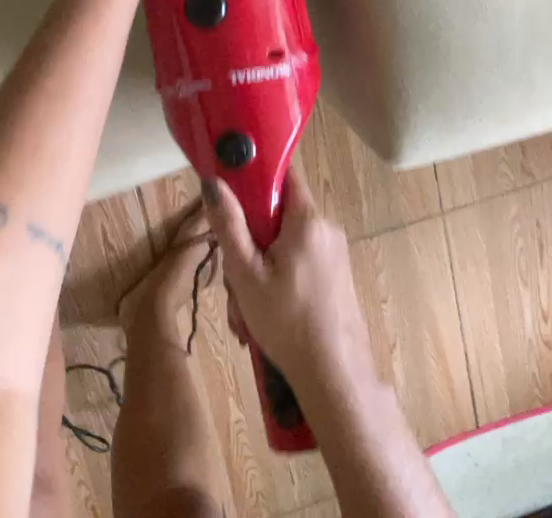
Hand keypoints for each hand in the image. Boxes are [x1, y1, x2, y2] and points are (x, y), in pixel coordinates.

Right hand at [203, 167, 377, 394]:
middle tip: (234, 280)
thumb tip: (214, 181)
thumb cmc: (286, 321)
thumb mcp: (246, 273)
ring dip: (258, 271)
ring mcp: (335, 254)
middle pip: (278, 216)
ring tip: (245, 311)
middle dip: (249, 243)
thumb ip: (229, 224)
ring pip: (284, 246)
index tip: (229, 203)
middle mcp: (326, 228)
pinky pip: (299, 264)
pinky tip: (263, 317)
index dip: (253, 181)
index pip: (282, 175)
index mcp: (307, 220)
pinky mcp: (337, 277)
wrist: (334, 376)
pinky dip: (277, 282)